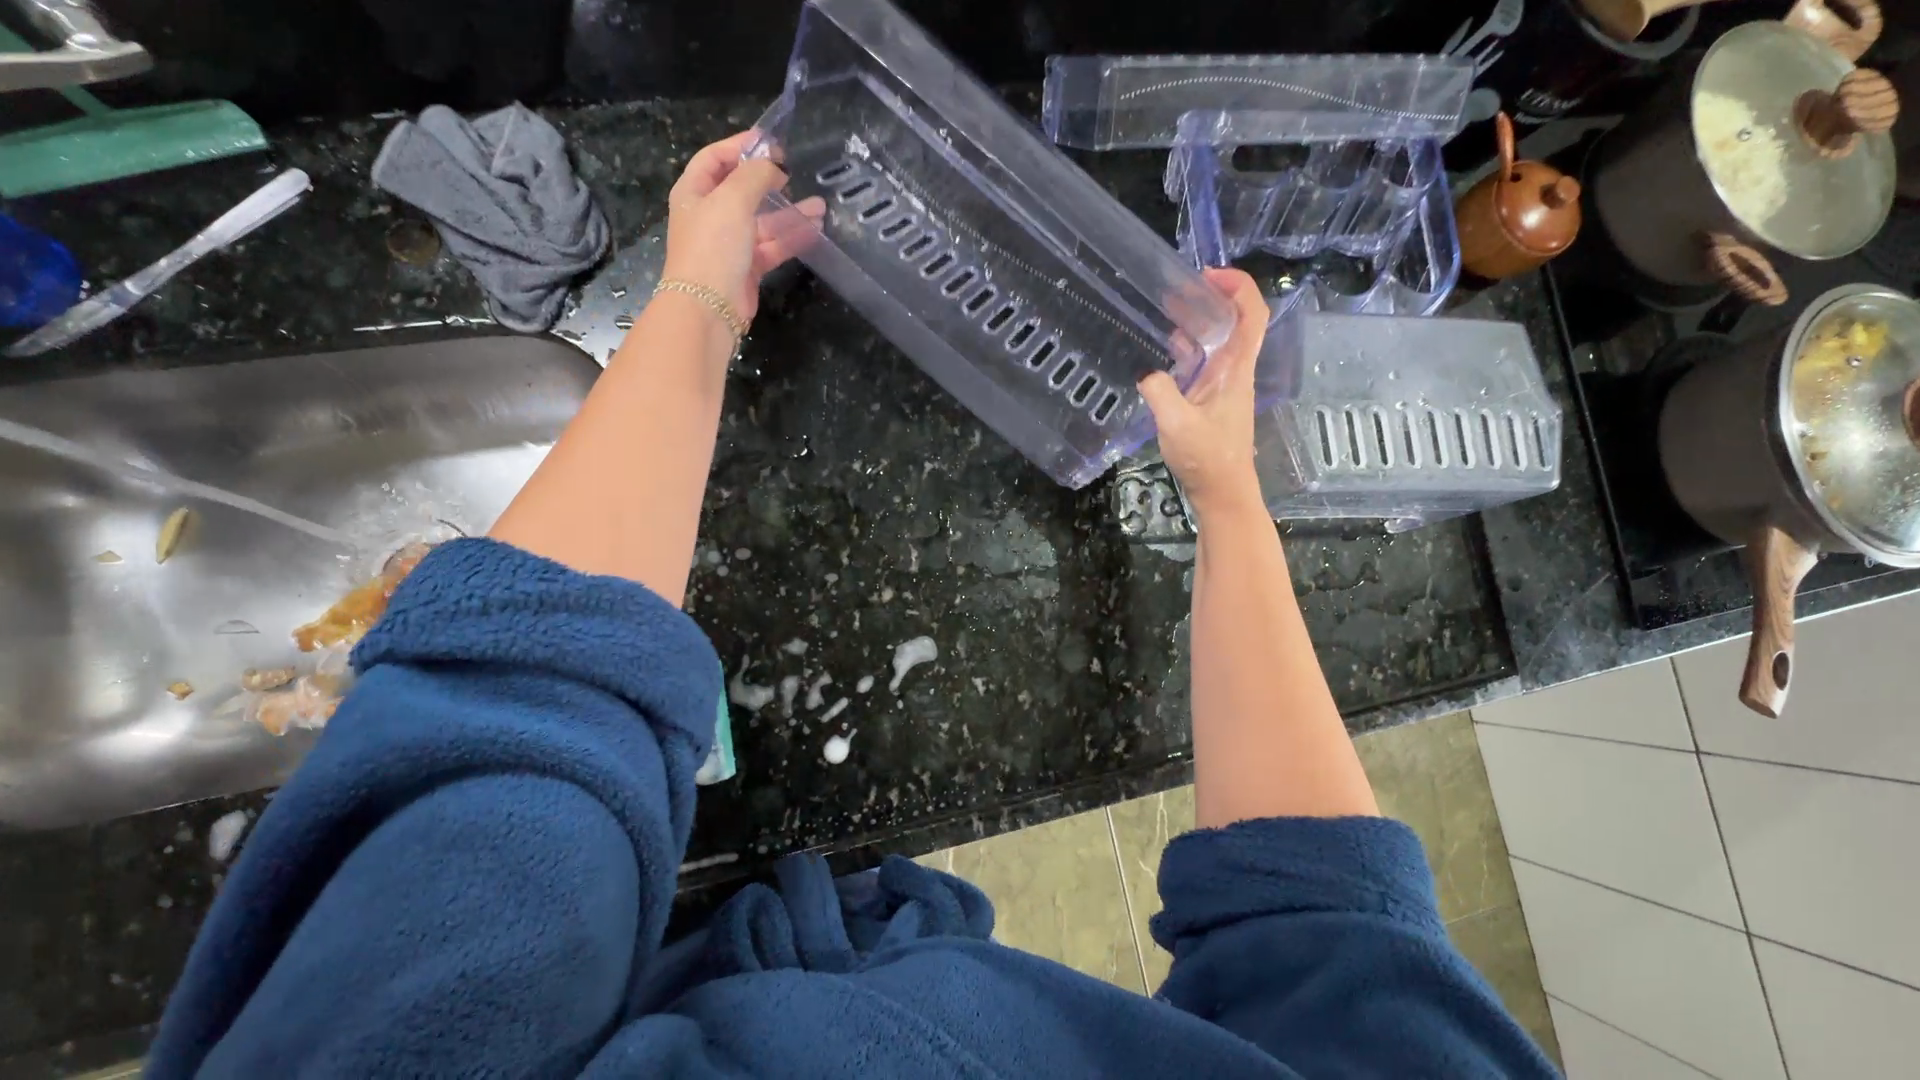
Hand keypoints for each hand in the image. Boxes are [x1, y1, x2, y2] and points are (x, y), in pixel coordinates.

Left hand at [661, 131, 825, 323]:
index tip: (771, 143)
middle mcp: (709, 215)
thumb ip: (754, 175)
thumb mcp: (732, 200)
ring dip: (790, 213)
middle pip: (741, 190)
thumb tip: (773, 165)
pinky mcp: (747, 268)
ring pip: (763, 221)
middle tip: (794, 173)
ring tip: (821, 206)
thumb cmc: (713, 246)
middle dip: (770, 181)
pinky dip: (792, 238)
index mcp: (693, 193)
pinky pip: (772, 246)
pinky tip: (815, 230)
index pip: (714, 158)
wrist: (708, 308)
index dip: (740, 146)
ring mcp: (729, 244)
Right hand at [1138, 268, 1269, 512]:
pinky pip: (1206, 363)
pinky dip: (1190, 350)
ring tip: (1168, 313)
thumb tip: (1145, 372)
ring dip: (1201, 323)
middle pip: (1237, 322)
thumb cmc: (1206, 459)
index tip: (1208, 276)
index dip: (1239, 286)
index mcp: (1236, 370)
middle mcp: (1236, 372)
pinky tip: (1166, 352)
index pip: (1252, 315)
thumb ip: (1159, 390)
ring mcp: (1226, 387)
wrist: (1223, 495)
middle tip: (1179, 290)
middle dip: (1214, 298)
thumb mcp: (1175, 423)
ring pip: (1220, 342)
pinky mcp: (1214, 401)